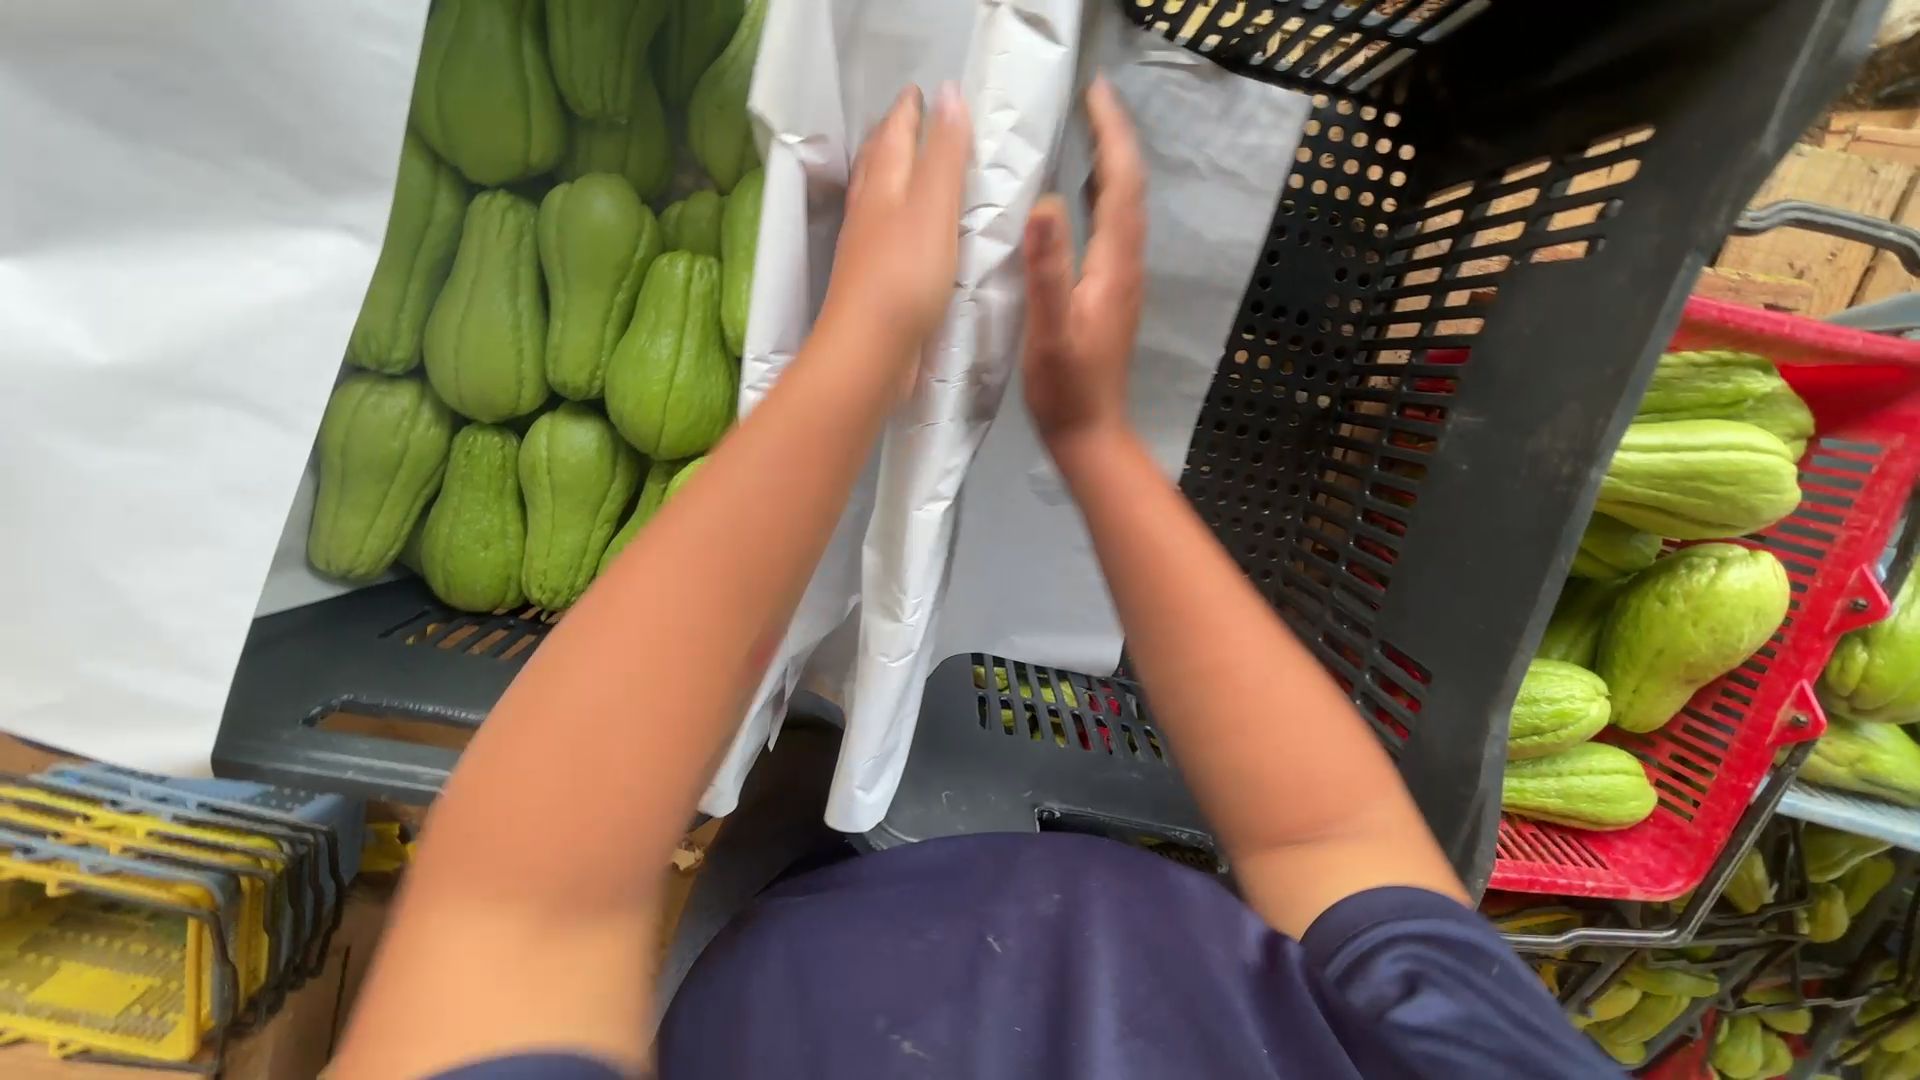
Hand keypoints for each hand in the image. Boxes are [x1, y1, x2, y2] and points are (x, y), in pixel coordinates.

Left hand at [819, 83, 972, 396]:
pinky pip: (882, 238)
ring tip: (901, 169)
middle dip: (890, 139)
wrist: (870, 350)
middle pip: (876, 165)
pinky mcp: (872, 287)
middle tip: (905, 121)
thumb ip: (944, 155)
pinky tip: (902, 233)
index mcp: (883, 188)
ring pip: (874, 201)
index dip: (907, 112)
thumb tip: (947, 93)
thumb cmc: (905, 276)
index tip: (918, 91)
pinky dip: (892, 220)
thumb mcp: (934, 208)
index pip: (894, 137)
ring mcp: (865, 252)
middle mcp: (868, 214)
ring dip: (886, 178)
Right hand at [1023, 77, 1145, 450]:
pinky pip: (1113, 232)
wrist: (1090, 433)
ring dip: (1112, 167)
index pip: (1121, 185)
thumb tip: (1044, 203)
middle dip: (1115, 140)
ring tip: (1088, 136)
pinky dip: (1103, 200)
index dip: (1112, 135)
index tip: (1096, 93)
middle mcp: (1126, 267)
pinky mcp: (1111, 296)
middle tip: (1091, 103)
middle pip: (1130, 190)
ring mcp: (1122, 282)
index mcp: (1113, 267)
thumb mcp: (1049, 330)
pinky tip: (1081, 201)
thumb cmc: (1066, 387)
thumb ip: (1047, 269)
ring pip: (1125, 210)